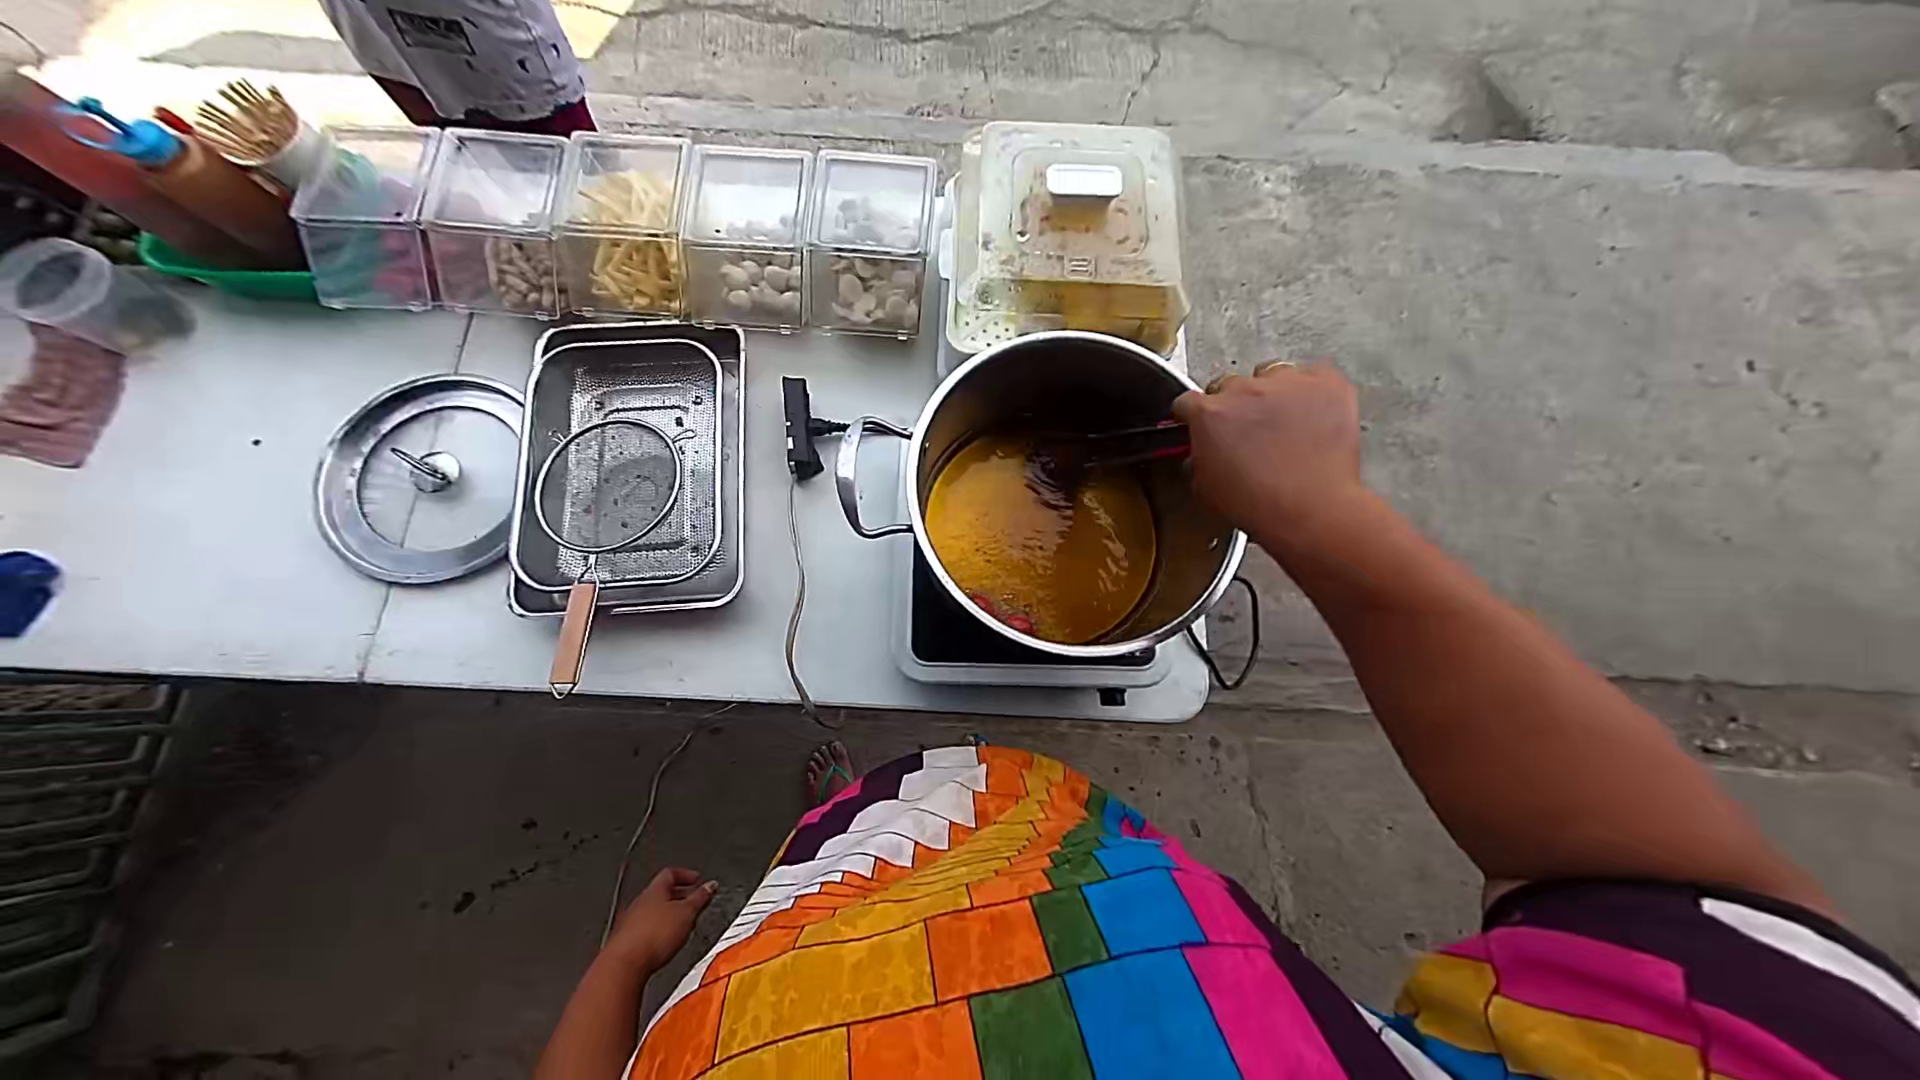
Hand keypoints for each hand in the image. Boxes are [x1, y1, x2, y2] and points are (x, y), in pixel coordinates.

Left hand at [602, 867, 717, 973]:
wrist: (623, 967)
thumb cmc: (651, 937)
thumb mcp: (687, 913)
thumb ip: (700, 898)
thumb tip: (710, 886)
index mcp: (654, 890)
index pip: (671, 874)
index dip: (686, 875)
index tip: (696, 880)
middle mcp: (639, 903)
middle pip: (661, 893)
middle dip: (679, 897)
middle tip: (693, 902)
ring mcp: (629, 924)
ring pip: (651, 913)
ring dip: (667, 916)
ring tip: (681, 925)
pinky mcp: (624, 944)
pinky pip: (643, 931)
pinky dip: (656, 933)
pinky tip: (663, 944)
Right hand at [1172, 361, 1367, 543]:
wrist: (1308, 510)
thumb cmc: (1259, 504)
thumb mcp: (1204, 489)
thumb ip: (1196, 460)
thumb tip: (1200, 455)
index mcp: (1209, 414)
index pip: (1187, 402)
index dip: (1192, 415)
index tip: (1199, 421)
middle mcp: (1245, 391)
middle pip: (1229, 385)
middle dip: (1233, 405)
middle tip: (1246, 430)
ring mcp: (1287, 384)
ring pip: (1271, 374)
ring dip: (1271, 392)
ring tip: (1281, 420)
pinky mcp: (1325, 384)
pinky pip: (1313, 374)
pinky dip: (1310, 390)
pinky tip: (1309, 412)